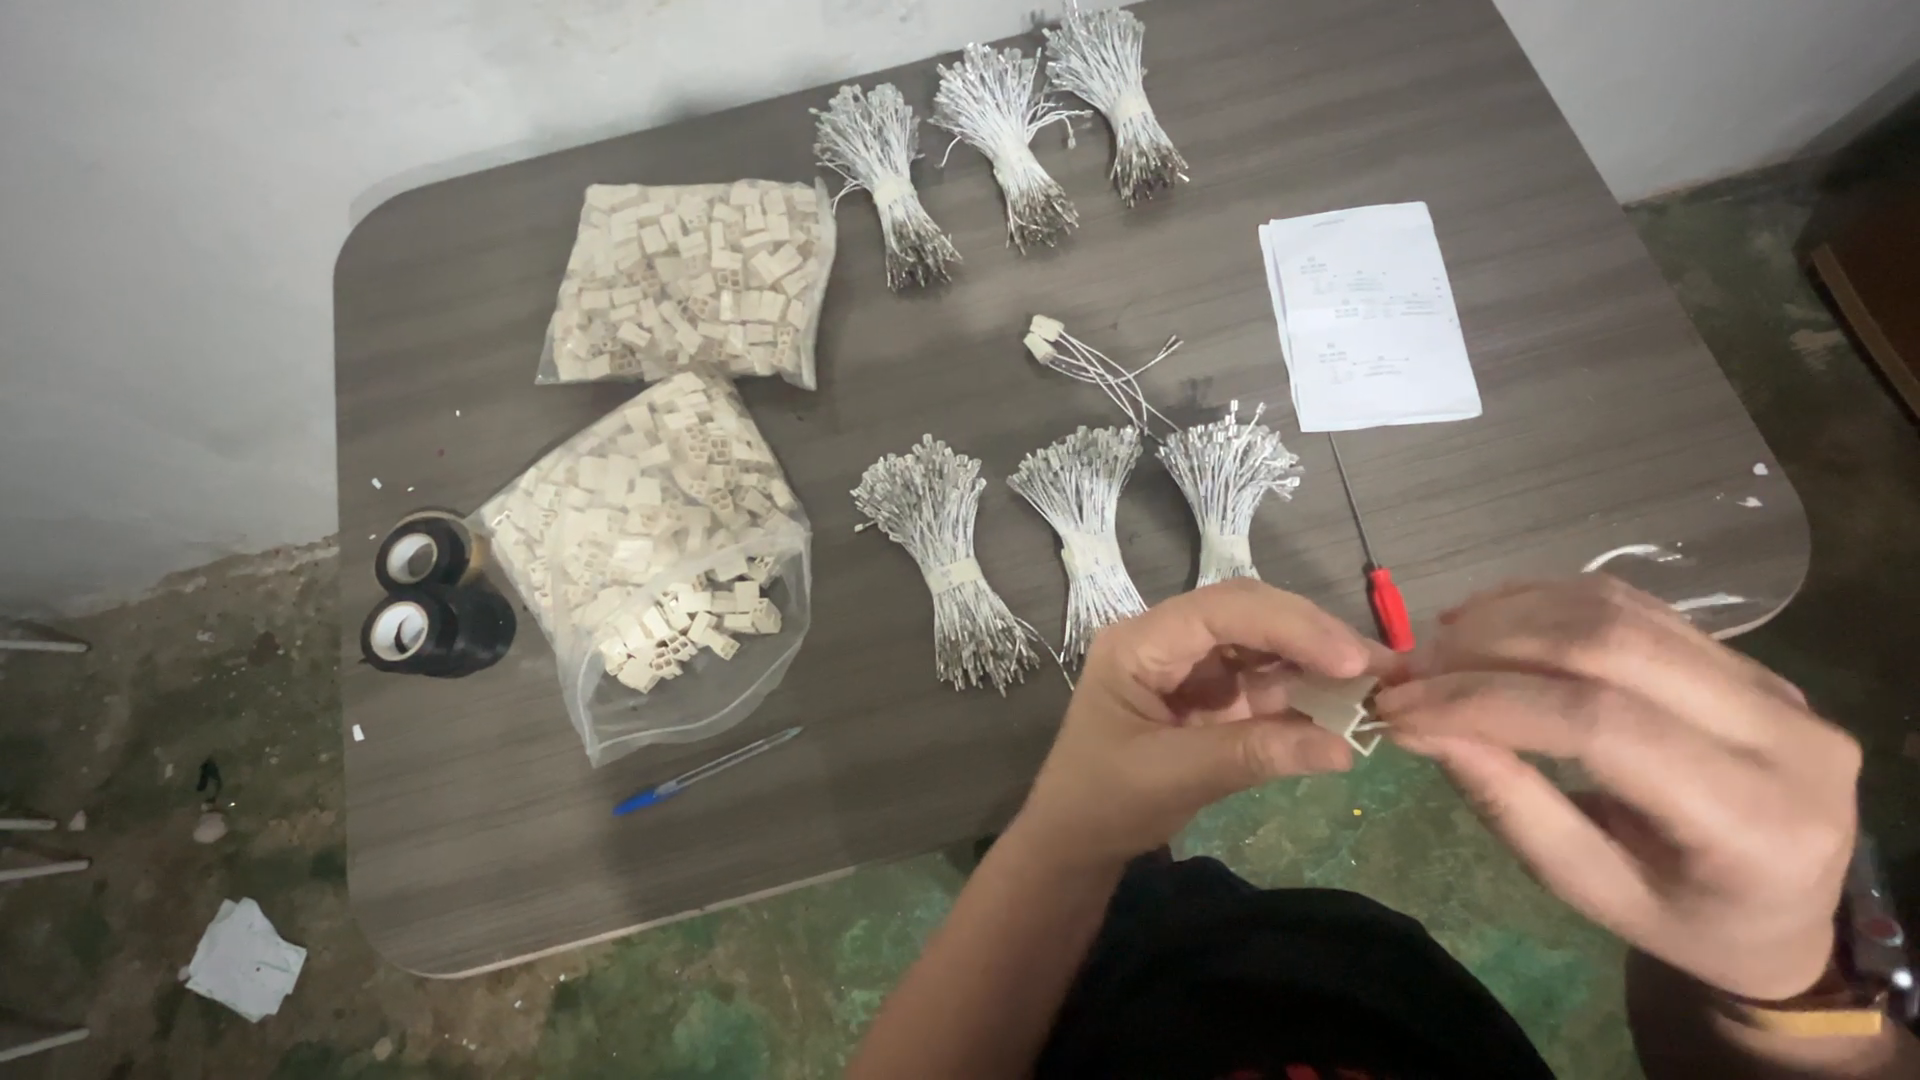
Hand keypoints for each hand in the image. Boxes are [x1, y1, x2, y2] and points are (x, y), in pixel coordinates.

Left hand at [1013, 579, 1378, 867]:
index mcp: (1138, 644)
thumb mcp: (1173, 777)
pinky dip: (1301, 688)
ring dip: (1315, 659)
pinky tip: (1341, 702)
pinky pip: (1260, 678)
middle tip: (1378, 667)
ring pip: (1260, 641)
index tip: (1349, 660)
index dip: (1288, 626)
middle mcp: (1163, 640)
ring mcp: (1187, 664)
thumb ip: (1253, 754)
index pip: (1219, 611)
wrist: (1075, 836)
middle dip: (1310, 635)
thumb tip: (1344, 746)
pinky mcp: (1207, 692)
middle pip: (1245, 614)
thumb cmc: (1104, 800)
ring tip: (1377, 682)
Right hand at [1375, 576, 1860, 1001]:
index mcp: (1756, 820)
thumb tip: (1415, 723)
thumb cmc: (1678, 915)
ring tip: (1434, 649)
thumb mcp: (1585, 885)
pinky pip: (1619, 601)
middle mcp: (1783, 733)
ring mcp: (1767, 681)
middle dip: (1482, 648)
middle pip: (1605, 644)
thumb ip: (1505, 801)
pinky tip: (1478, 622)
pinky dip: (1531, 601)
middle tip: (1407, 672)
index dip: (1480, 702)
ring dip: (1500, 618)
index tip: (1396, 707)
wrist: (1783, 908)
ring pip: (1609, 609)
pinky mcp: (1735, 654)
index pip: (1598, 723)